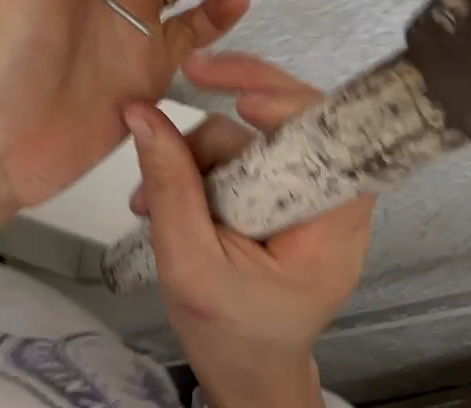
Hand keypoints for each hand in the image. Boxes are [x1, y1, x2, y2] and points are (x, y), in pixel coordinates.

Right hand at [124, 53, 375, 407]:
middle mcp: (326, 202)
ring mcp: (299, 197)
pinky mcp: (276, 197)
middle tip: (157, 131)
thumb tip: (141, 112)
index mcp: (330, 226)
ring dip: (190, 158)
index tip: (236, 99)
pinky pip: (235, 157)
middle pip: (278, 128)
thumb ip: (169, 185)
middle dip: (210, 137)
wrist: (244, 372)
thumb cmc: (229, 333)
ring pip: (245, 140)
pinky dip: (194, 168)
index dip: (289, 104)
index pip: (329, 138)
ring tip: (149, 201)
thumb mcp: (188, 262)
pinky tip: (163, 199)